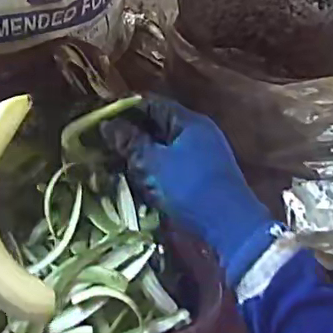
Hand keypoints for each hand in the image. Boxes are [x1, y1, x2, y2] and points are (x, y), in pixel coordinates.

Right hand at [101, 96, 278, 285]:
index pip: (151, 103)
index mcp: (189, 121)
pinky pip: (172, 162)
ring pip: (164, 145)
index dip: (124, 108)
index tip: (101, 118)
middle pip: (158, 124)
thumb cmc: (190, 188)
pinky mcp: (203, 176)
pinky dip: (154, 167)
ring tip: (116, 161)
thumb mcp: (152, 163)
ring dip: (141, 152)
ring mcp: (204, 154)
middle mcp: (198, 132)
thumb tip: (107, 124)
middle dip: (131, 132)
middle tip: (104, 142)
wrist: (231, 229)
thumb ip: (129, 141)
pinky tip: (138, 178)